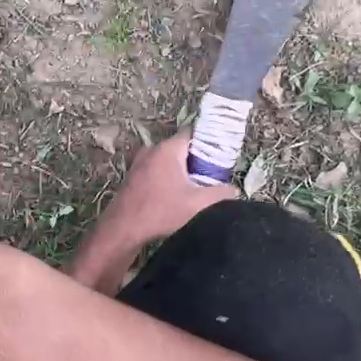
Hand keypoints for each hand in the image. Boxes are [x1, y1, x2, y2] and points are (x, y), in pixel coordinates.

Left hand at [95, 133, 238, 248]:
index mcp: (168, 149)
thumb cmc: (161, 211)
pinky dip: (168, 176)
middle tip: (213, 175)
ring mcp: (140, 161)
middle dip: (198, 159)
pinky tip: (176, 193)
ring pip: (169, 159)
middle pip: (182, 147)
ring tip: (197, 186)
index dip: (209, 141)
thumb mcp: (198, 204)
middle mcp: (153, 149)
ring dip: (182, 170)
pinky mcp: (134, 174)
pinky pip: (157, 168)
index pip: (193, 133)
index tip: (223, 155)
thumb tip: (235, 191)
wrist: (124, 227)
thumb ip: (221, 194)